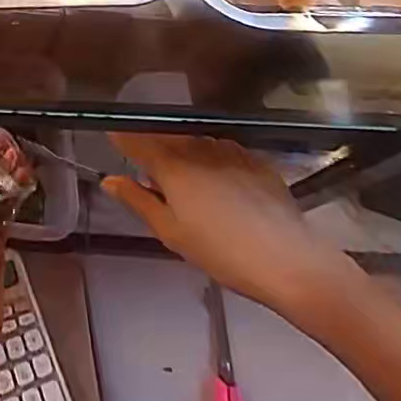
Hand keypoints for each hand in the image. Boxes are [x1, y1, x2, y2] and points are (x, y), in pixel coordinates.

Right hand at [102, 133, 356, 312]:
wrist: (291, 261)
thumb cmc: (222, 252)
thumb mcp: (171, 232)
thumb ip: (138, 201)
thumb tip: (110, 179)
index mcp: (170, 163)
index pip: (134, 140)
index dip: (121, 139)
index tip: (113, 142)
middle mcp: (196, 146)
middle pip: (165, 138)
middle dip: (154, 150)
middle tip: (155, 179)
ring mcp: (228, 150)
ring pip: (194, 143)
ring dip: (184, 154)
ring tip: (191, 186)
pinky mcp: (255, 159)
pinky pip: (223, 152)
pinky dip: (214, 162)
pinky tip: (223, 188)